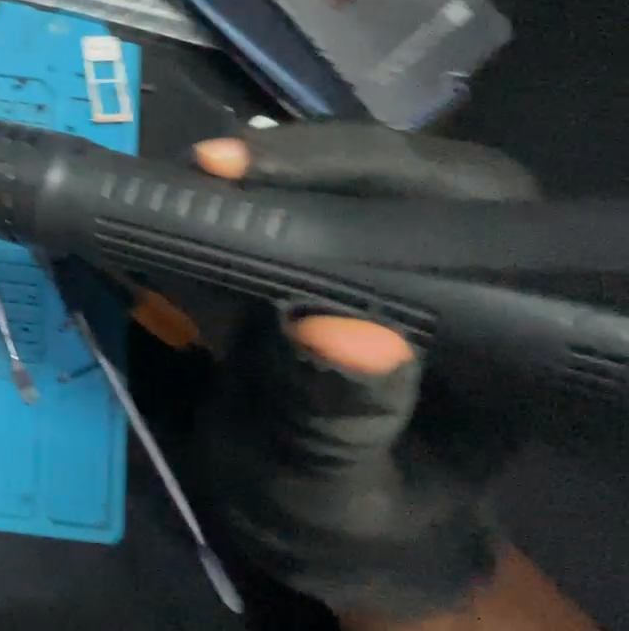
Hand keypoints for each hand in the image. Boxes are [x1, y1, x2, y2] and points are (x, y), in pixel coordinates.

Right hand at [191, 124, 530, 623]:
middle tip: (208, 165)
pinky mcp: (325, 272)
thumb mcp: (331, 491)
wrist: (314, 531)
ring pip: (351, 184)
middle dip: (308, 161)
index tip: (257, 180)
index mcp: (502, 346)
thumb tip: (341, 328)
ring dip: (265, 170)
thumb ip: (338, 421)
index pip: (466, 228)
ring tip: (190, 175)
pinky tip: (189, 196)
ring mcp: (386, 276)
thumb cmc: (341, 526)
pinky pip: (294, 211)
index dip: (372, 185)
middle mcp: (457, 292)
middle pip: (410, 182)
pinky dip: (235, 196)